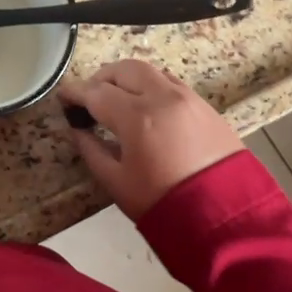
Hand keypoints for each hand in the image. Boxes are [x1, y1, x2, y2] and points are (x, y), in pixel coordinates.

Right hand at [57, 59, 244, 220]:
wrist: (228, 221)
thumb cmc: (165, 205)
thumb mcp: (117, 183)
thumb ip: (92, 151)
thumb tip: (78, 131)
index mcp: (136, 116)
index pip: (95, 92)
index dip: (74, 93)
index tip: (63, 97)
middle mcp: (162, 97)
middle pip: (123, 70)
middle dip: (101, 79)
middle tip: (90, 97)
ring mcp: (187, 98)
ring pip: (149, 71)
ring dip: (127, 78)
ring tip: (119, 98)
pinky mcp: (206, 106)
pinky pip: (171, 83)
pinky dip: (151, 86)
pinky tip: (147, 106)